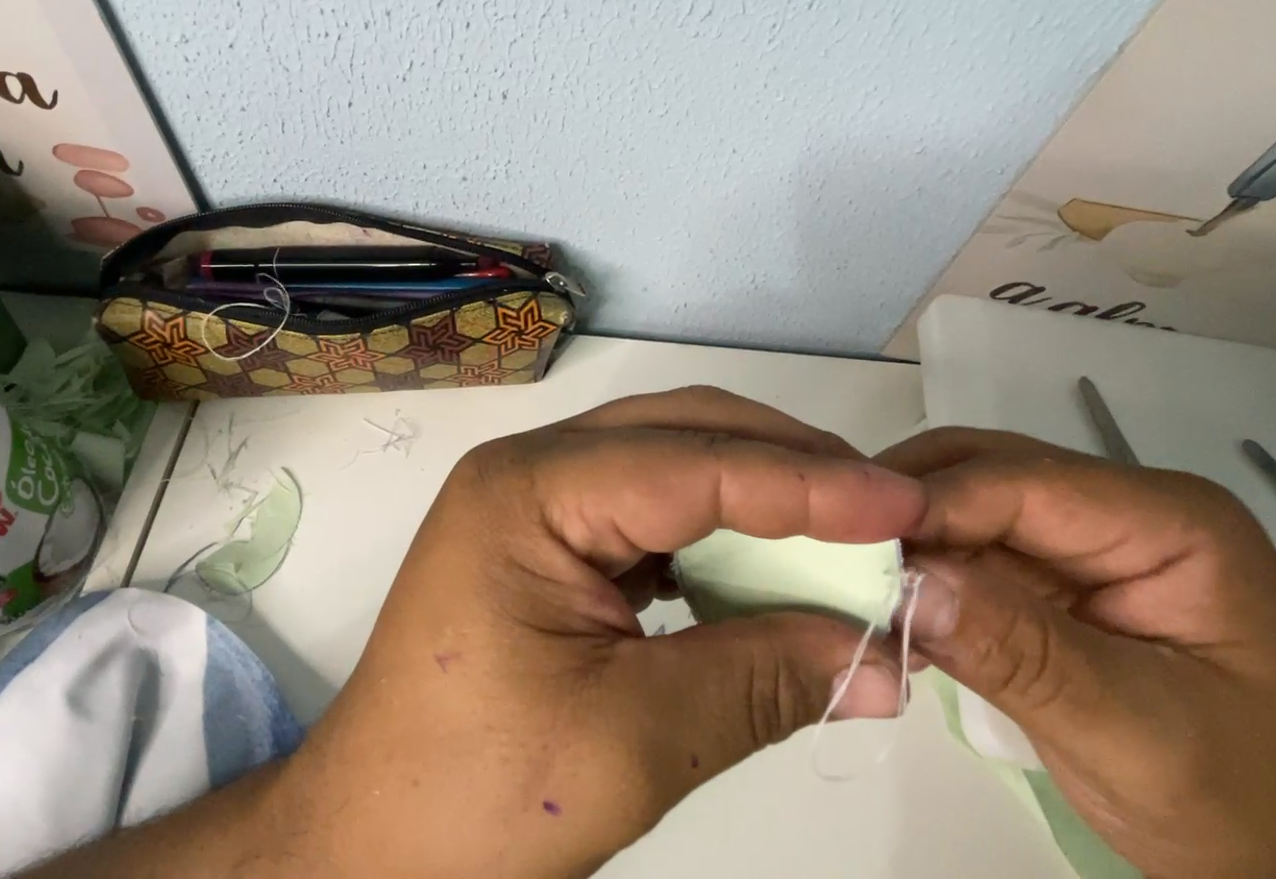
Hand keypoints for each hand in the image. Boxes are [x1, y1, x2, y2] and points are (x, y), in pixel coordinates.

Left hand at [30, 387, 928, 878]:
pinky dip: (722, 539)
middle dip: (788, 472)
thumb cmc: (476, 797)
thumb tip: (888, 657)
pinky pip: (653, 517)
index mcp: (529, 492)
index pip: (692, 463)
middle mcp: (531, 473)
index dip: (808, 484)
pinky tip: (773, 572)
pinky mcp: (550, 547)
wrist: (367, 846)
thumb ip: (765, 681)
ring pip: (672, 468)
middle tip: (887, 516)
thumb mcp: (632, 741)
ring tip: (848, 539)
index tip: (908, 508)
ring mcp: (536, 505)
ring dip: (761, 499)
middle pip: (682, 437)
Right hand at [879, 429, 1275, 878]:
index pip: (1025, 481)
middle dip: (905, 506)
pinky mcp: (1047, 581)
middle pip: (985, 472)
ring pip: (962, 507)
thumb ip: (1018, 650)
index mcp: (1170, 522)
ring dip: (901, 538)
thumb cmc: (1233, 803)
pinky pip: (963, 555)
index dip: (931, 501)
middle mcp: (1120, 511)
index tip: (842, 537)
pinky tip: (878, 603)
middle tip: (826, 547)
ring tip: (838, 573)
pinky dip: (916, 574)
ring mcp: (1080, 545)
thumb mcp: (1130, 731)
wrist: (1270, 868)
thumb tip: (904, 582)